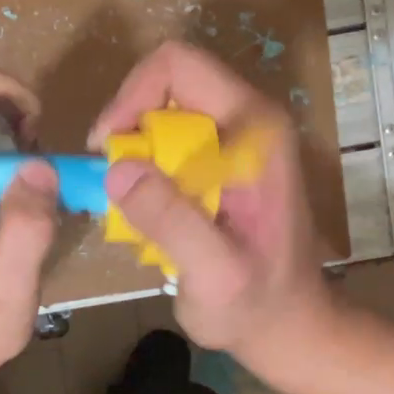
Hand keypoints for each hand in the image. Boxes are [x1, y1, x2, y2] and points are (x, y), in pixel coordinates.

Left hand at [0, 65, 58, 393]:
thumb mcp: (9, 280)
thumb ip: (26, 222)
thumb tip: (41, 166)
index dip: (22, 97)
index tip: (46, 142)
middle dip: (26, 137)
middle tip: (47, 193)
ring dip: (21, 162)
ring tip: (37, 213)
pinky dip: (8, 180)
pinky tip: (19, 224)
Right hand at [89, 41, 337, 365]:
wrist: (287, 327)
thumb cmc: (256, 305)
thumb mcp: (213, 271)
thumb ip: (171, 220)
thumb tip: (116, 170)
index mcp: (253, 130)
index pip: (178, 67)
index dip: (130, 97)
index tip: (106, 153)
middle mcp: (245, 122)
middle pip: (165, 85)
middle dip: (126, 128)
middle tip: (109, 184)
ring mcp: (232, 142)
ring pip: (160, 115)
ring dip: (131, 154)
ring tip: (125, 205)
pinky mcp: (218, 164)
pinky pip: (166, 145)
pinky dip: (142, 172)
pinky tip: (144, 213)